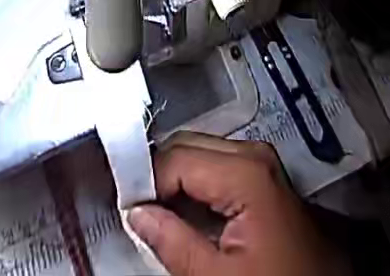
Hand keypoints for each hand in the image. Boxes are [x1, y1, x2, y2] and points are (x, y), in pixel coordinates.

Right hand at [126, 134, 346, 275]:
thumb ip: (173, 241)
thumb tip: (138, 212)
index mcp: (245, 171)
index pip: (174, 159)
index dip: (145, 184)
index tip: (126, 210)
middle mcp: (253, 154)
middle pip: (185, 148)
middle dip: (159, 178)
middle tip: (137, 215)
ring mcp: (260, 163)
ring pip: (198, 155)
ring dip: (175, 182)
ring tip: (158, 219)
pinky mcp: (263, 178)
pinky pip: (215, 168)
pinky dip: (195, 187)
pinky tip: (184, 216)